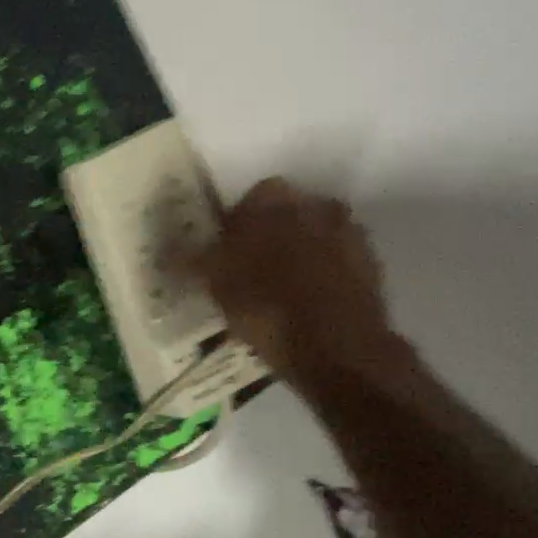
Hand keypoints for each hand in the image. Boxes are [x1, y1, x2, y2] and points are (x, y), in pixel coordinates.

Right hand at [184, 177, 400, 383]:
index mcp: (277, 203)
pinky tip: (301, 298)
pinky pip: (336, 258)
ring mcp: (351, 234)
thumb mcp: (213, 282)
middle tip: (247, 262)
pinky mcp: (371, 264)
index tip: (224, 243)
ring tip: (275, 284)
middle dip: (272, 230)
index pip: (255, 194)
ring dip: (298, 249)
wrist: (333, 344)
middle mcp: (318, 207)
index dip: (238, 217)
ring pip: (315, 232)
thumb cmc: (263, 305)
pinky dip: (319, 271)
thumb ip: (191, 259)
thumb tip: (165, 251)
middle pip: (290, 210)